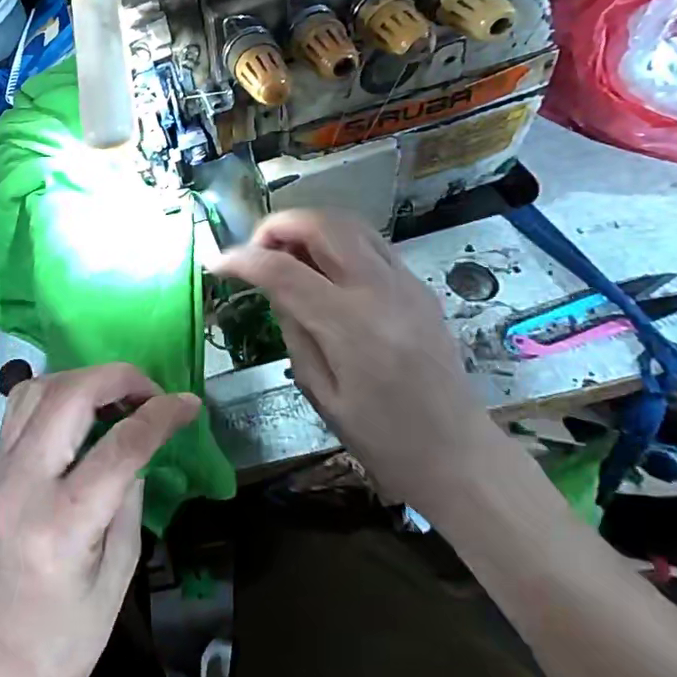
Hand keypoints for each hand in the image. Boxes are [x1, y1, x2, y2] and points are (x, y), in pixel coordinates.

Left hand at [0, 363, 199, 676]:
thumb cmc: (65, 639)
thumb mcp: (117, 575)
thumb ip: (128, 500)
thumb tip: (138, 447)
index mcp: (61, 523)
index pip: (120, 445)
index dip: (162, 415)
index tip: (190, 405)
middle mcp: (22, 484)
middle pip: (70, 396)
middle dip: (120, 377)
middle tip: (154, 392)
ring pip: (39, 389)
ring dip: (85, 379)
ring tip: (119, 397)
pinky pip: (20, 407)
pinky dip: (57, 391)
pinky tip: (83, 410)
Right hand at [210, 209, 506, 511]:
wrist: (458, 453)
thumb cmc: (384, 440)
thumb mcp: (323, 395)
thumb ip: (296, 333)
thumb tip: (276, 289)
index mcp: (352, 327)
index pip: (284, 271)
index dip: (242, 261)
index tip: (218, 264)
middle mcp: (381, 290)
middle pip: (322, 225)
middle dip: (278, 225)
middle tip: (255, 250)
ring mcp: (406, 282)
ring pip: (350, 223)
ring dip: (309, 226)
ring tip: (285, 253)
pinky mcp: (419, 285)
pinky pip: (371, 243)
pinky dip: (338, 240)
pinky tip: (324, 268)